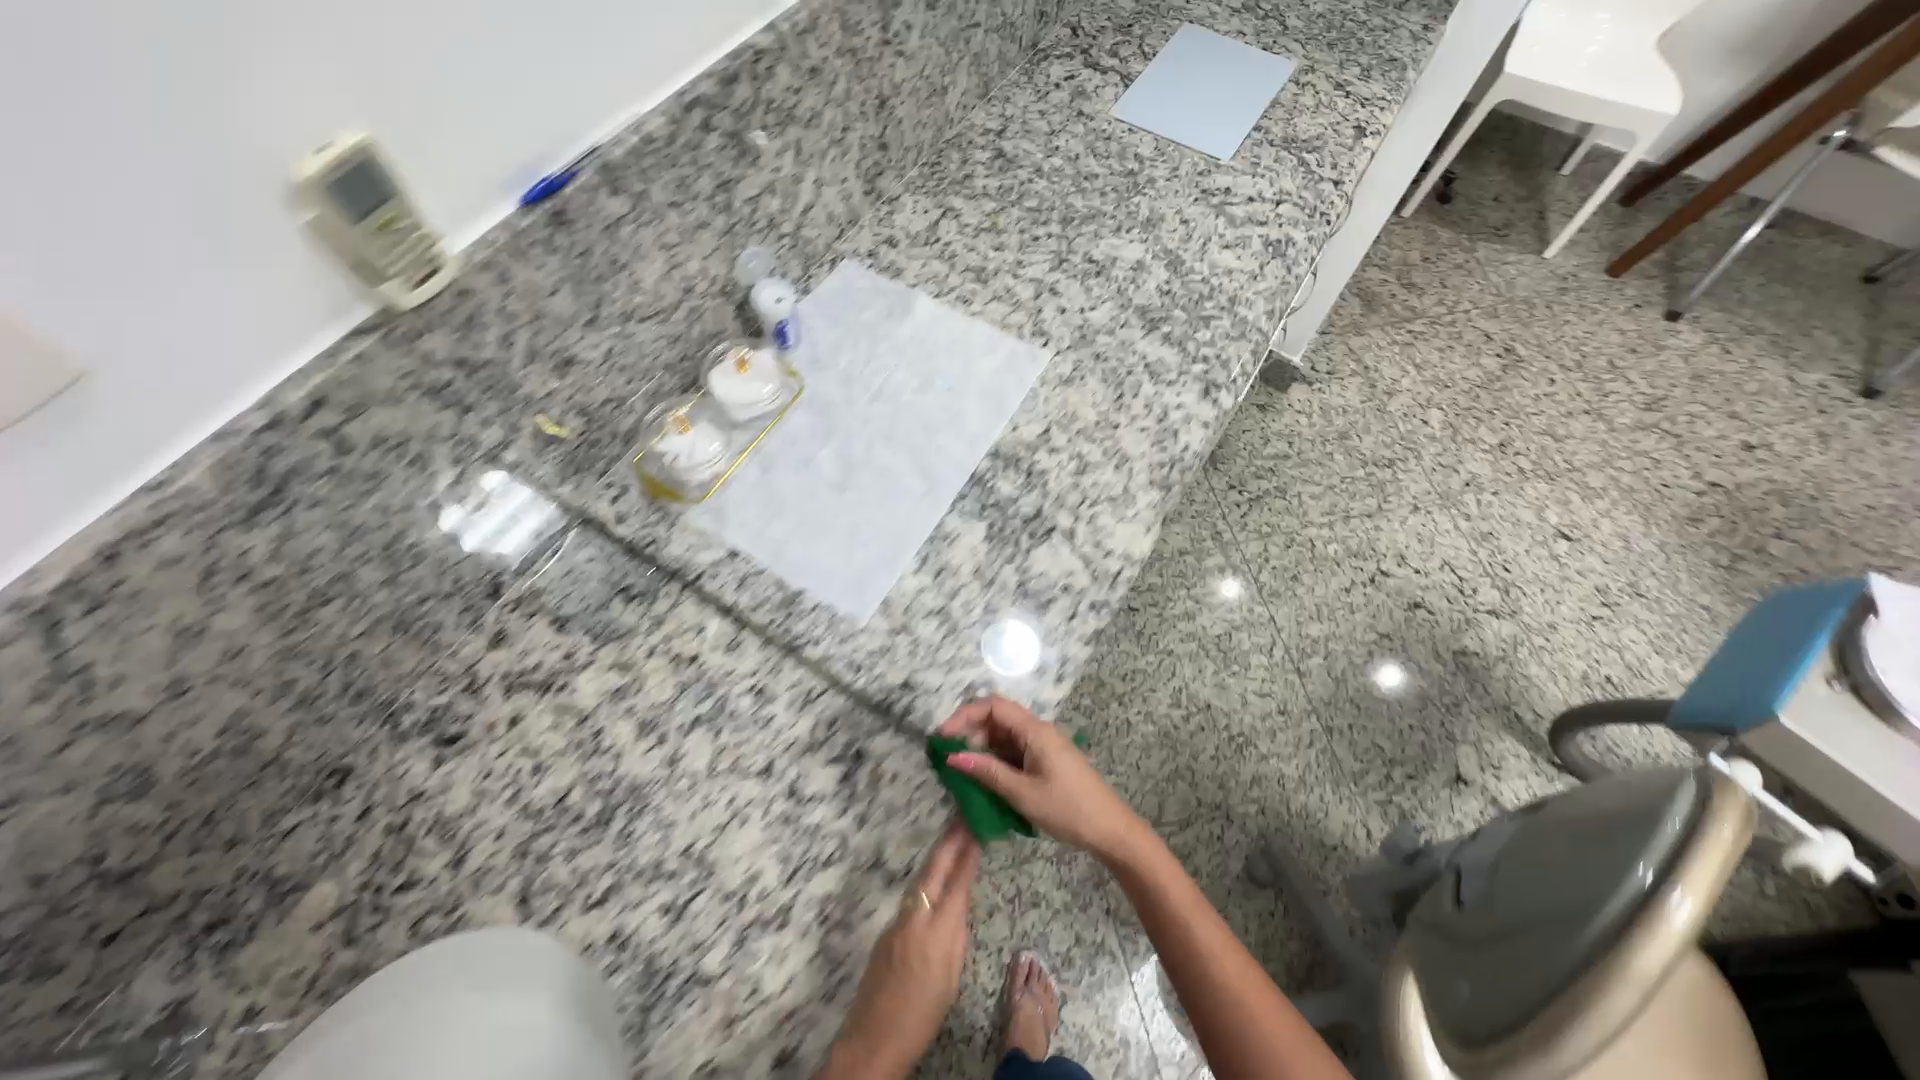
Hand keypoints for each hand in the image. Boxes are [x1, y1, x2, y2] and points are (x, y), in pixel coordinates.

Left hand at [823, 822, 980, 1079]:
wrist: (872, 1040)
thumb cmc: (922, 1017)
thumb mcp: (951, 978)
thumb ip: (955, 939)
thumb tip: (958, 910)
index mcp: (936, 931)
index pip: (957, 882)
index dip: (968, 853)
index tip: (977, 825)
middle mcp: (914, 918)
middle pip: (934, 870)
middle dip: (950, 840)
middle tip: (964, 813)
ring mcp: (896, 924)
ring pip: (920, 881)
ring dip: (938, 857)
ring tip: (954, 837)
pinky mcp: (886, 934)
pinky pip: (911, 898)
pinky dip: (926, 882)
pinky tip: (935, 880)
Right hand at [937, 695, 1151, 865]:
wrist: (1110, 829)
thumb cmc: (1067, 810)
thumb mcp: (1022, 793)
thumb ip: (987, 772)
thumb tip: (953, 756)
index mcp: (1035, 731)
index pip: (993, 705)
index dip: (964, 715)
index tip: (944, 737)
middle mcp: (1039, 732)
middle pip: (997, 719)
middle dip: (970, 734)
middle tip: (950, 760)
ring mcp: (1044, 746)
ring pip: (1005, 737)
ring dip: (982, 750)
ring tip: (963, 773)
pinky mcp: (1046, 761)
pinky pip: (1015, 752)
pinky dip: (996, 761)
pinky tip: (985, 780)